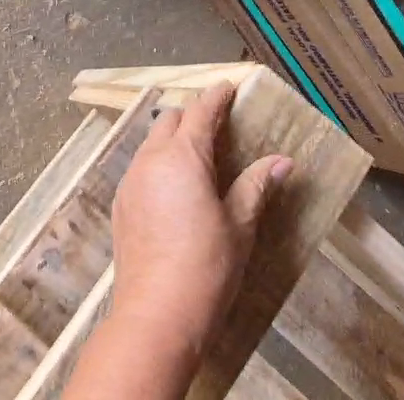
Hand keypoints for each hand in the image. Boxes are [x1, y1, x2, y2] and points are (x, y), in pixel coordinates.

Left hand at [108, 82, 293, 358]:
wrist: (156, 316)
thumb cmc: (207, 268)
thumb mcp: (240, 225)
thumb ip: (256, 186)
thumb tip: (282, 161)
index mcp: (182, 158)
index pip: (200, 113)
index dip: (216, 98)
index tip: (227, 88)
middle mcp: (150, 161)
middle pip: (169, 121)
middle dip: (192, 116)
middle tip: (217, 126)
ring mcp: (130, 183)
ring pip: (151, 144)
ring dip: (172, 140)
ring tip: (197, 158)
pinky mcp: (120, 206)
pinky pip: (140, 168)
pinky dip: (158, 164)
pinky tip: (173, 189)